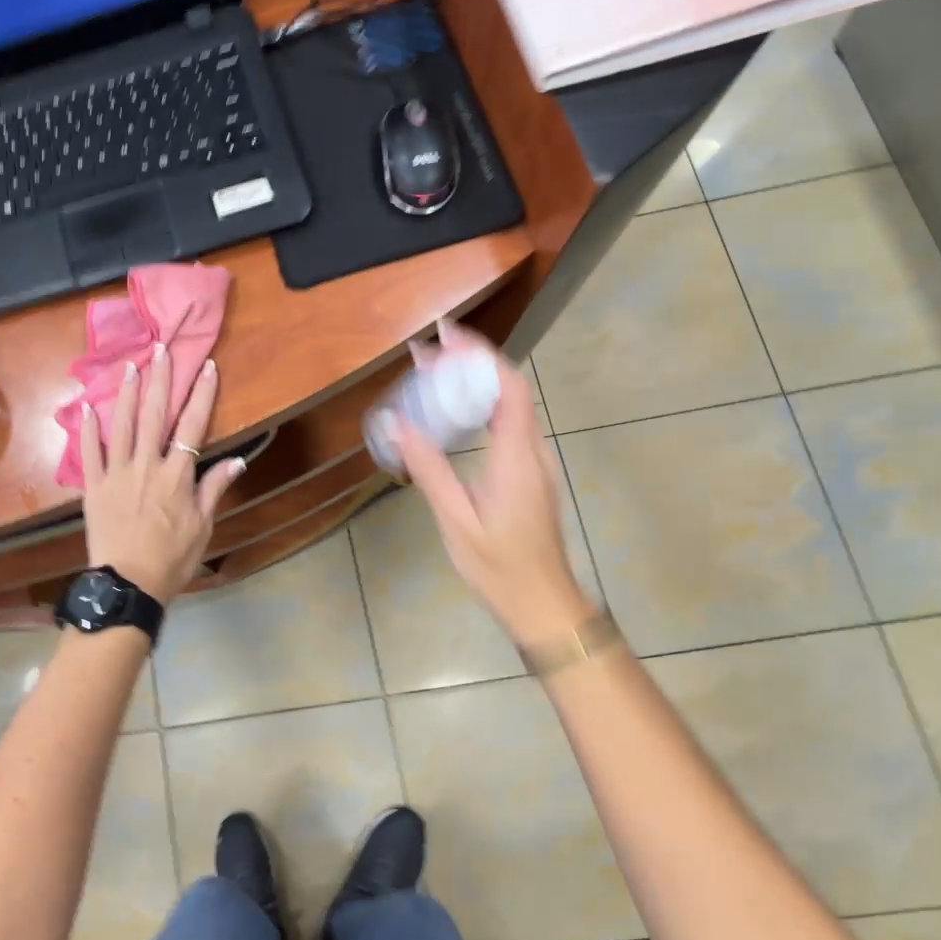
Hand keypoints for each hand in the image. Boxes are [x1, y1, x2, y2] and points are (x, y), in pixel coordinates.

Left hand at [80, 342, 245, 604]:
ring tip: (129, 365)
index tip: (207, 367)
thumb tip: (237, 459)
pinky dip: (87, 429)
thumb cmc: (172, 559)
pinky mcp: (93, 487)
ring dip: (125, 393)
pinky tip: (86, 406)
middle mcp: (147, 465)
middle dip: (160, 379)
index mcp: (176, 475)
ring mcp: (117, 474)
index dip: (201, 394)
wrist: (128, 584)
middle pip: (154, 414)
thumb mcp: (203, 526)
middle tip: (161, 349)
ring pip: (121, 425)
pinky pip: (89, 453)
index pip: (193, 426)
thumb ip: (215, 489)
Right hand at [394, 323, 593, 646]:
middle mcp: (532, 450)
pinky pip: (506, 424)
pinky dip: (479, 406)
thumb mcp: (456, 521)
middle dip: (467, 363)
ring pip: (507, 405)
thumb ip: (429, 470)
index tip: (445, 336)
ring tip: (431, 374)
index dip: (478, 355)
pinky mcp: (529, 473)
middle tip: (424, 353)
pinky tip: (452, 413)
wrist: (542, 603)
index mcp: (517, 457)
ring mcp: (535, 462)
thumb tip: (398, 423)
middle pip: (506, 389)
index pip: (506, 386)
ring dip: (472, 383)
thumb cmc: (499, 567)